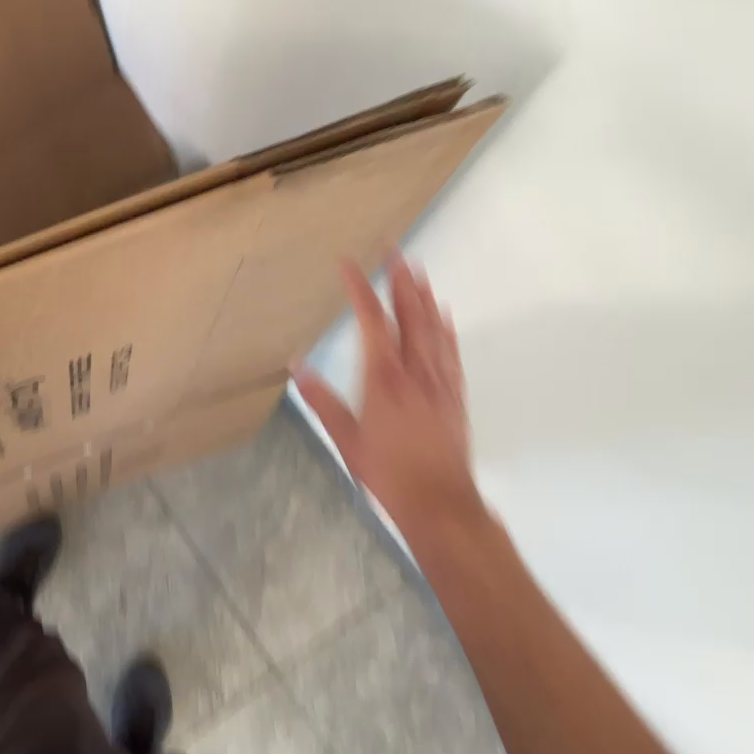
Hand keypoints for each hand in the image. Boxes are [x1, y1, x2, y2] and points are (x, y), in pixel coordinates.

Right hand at [293, 254, 481, 529]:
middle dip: (401, 281)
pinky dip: (446, 327)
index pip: (372, 322)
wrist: (440, 502)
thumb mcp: (346, 439)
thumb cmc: (387, 472)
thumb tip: (298, 367)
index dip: (360, 289)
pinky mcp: (455, 395)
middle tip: (395, 251)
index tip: (349, 263)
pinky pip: (450, 351)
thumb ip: (323, 402)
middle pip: (410, 316)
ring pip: (433, 329)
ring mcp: (439, 382)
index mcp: (384, 379)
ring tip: (418, 271)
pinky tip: (444, 315)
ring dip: (424, 297)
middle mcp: (415, 372)